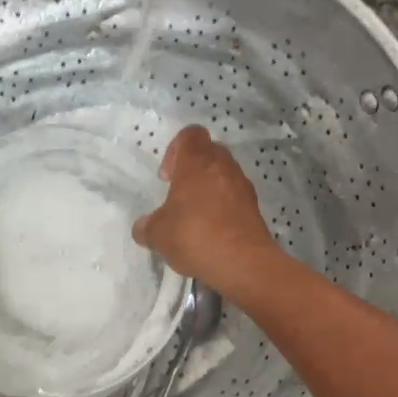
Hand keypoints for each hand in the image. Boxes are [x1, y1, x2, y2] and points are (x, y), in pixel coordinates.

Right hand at [132, 126, 280, 293]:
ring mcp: (243, 186)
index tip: (167, 178)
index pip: (190, 134)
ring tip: (195, 217)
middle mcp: (223, 166)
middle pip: (209, 152)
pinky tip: (211, 232)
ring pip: (224, 174)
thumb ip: (147, 226)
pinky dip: (223, 207)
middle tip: (179, 195)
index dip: (175, 150)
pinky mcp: (254, 207)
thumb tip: (143, 227)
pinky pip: (234, 197)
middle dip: (193, 169)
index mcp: (197, 163)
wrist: (242, 262)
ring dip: (209, 189)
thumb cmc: (194, 236)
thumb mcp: (157, 234)